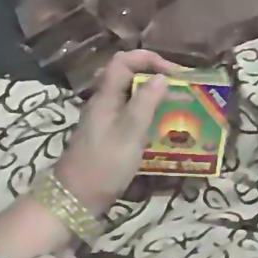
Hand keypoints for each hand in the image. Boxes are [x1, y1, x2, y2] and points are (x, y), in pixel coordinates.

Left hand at [53, 50, 181, 213]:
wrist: (76, 198)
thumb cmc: (104, 164)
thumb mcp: (129, 133)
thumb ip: (145, 102)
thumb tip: (161, 77)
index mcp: (106, 96)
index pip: (124, 61)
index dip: (150, 59)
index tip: (176, 73)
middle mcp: (103, 102)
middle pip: (128, 76)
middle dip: (155, 77)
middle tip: (181, 89)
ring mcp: (104, 119)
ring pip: (130, 96)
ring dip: (153, 96)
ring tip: (176, 107)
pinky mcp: (108, 135)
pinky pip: (129, 114)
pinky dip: (147, 115)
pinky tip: (161, 128)